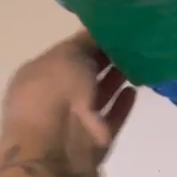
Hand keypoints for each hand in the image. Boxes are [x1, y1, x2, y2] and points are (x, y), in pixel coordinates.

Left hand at [0, 32, 136, 164]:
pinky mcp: (93, 140)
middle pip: (83, 74)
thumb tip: (101, 33)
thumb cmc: (54, 91)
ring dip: (116, 79)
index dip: (89, 41)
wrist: (55, 147)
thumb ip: (87, 41)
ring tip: (140, 61)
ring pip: (98, 95)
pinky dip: (122, 104)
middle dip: (105, 59)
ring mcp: (72, 122)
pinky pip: (111, 117)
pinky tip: (135, 89)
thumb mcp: (69, 53)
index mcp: (36, 77)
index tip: (115, 29)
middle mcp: (51, 99)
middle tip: (132, 43)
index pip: (66, 54)